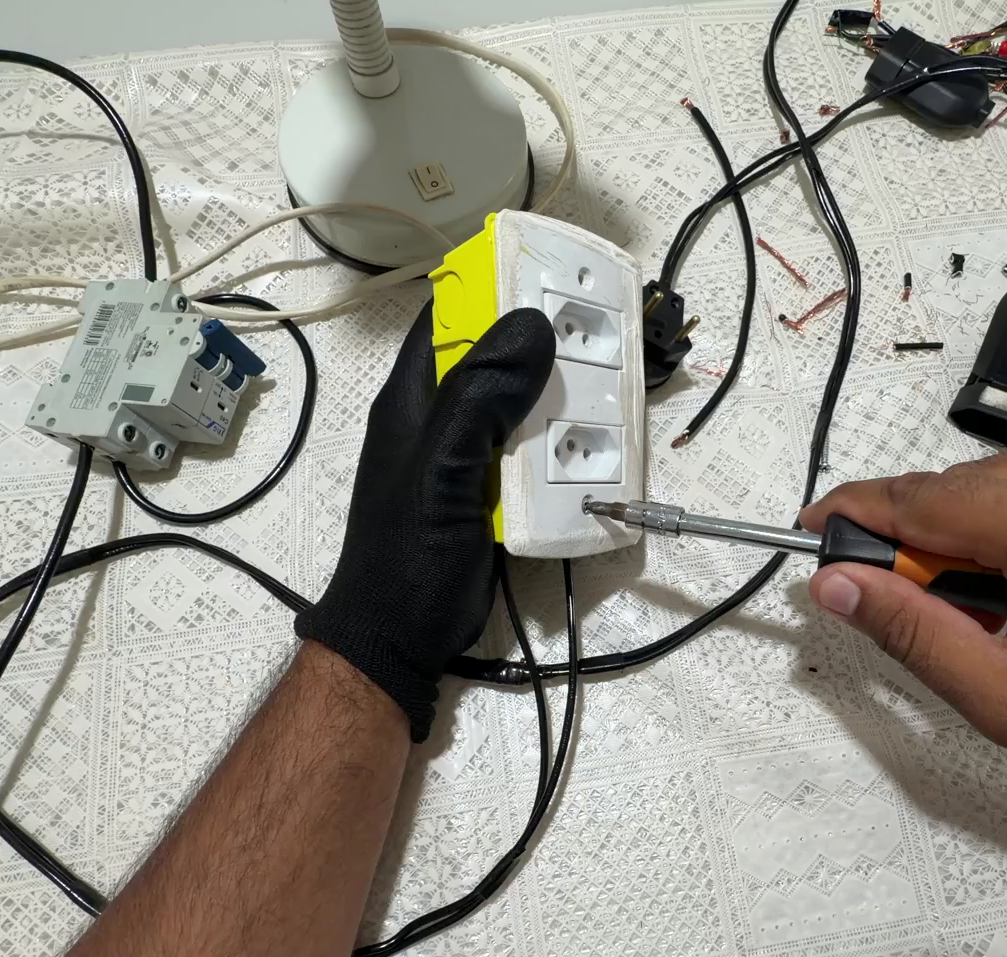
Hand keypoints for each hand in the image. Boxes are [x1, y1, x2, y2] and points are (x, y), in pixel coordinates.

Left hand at [296, 304, 553, 740]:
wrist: (403, 635)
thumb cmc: (409, 553)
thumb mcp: (440, 470)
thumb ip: (478, 400)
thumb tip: (530, 325)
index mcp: (414, 399)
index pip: (449, 319)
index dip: (490, 287)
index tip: (547, 271)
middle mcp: (440, 419)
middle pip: (493, 361)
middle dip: (539, 344)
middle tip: (596, 331)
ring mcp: (466, 457)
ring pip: (515, 407)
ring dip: (554, 395)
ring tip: (603, 382)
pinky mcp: (488, 492)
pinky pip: (526, 452)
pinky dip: (555, 442)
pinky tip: (586, 443)